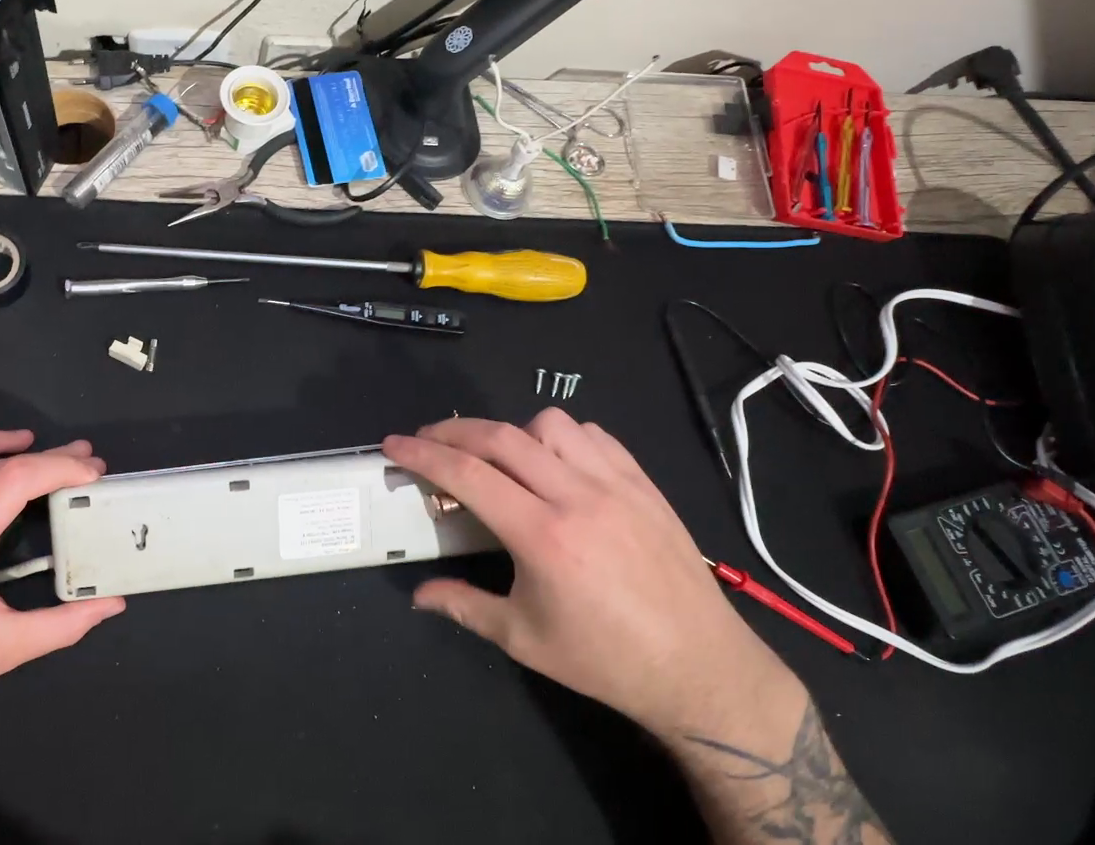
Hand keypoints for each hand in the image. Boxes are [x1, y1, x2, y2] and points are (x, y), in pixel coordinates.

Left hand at [0, 430, 125, 751]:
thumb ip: (65, 623)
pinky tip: (4, 448)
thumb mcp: (4, 648)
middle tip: (92, 462)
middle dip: (50, 460)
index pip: (16, 479)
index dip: (60, 468)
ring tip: (60, 453)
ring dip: (19, 454)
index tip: (95, 473)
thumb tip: (114, 604)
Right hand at [383, 410, 804, 739]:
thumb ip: (464, 606)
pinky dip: (563, 437)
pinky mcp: (645, 485)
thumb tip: (418, 593)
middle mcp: (577, 496)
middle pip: (501, 436)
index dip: (423, 454)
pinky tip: (554, 462)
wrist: (701, 669)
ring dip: (512, 431)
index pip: (467, 474)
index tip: (393, 445)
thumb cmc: (605, 661)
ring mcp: (617, 485)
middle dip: (452, 429)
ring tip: (499, 457)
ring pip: (551, 424)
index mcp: (542, 536)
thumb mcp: (523, 639)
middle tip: (426, 439)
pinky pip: (596, 436)